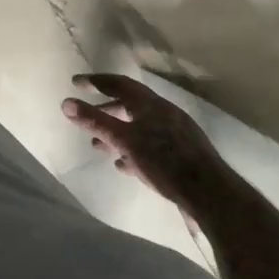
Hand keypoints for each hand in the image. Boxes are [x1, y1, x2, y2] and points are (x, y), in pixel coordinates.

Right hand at [62, 73, 227, 210]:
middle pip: (130, 106)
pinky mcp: (185, 156)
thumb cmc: (165, 161)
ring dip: (118, 134)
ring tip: (99, 146)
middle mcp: (166, 114)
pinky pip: (153, 146)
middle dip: (106, 111)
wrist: (213, 197)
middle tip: (86, 117)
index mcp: (152, 105)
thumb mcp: (124, 140)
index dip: (96, 81)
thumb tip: (65, 102)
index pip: (120, 84)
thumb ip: (95, 121)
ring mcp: (178, 135)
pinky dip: (134, 149)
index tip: (75, 83)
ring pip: (141, 128)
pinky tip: (125, 165)